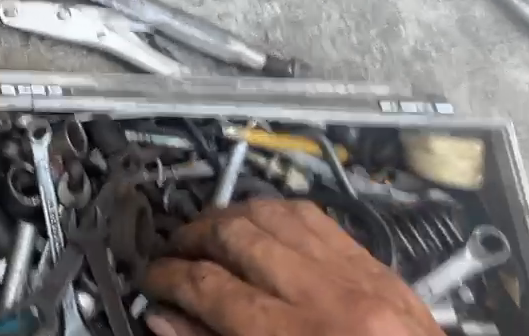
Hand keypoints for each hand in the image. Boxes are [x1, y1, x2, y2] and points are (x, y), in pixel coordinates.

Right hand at [141, 200, 443, 335]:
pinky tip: (254, 226)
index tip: (149, 281)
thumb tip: (161, 316)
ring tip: (206, 237)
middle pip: (234, 236)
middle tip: (172, 255)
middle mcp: (332, 298)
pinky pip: (310, 216)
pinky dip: (272, 213)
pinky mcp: (379, 268)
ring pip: (269, 213)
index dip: (167, 279)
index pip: (211, 287)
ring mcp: (361, 276)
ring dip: (226, 218)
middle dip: (190, 239)